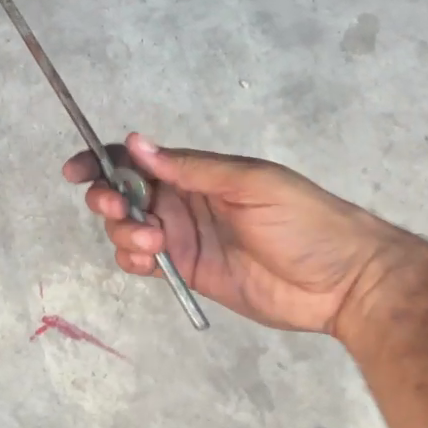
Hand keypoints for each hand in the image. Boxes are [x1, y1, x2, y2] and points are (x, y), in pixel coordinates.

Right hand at [64, 134, 423, 334]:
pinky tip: (148, 262)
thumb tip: (136, 142)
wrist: (351, 285)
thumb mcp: (253, 184)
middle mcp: (179, 202)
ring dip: (124, 233)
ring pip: (124, 228)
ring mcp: (180, 237)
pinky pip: (140, 261)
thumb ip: (192, 168)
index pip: (134, 161)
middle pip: (119, 194)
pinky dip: (132, 259)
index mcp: (193, 175)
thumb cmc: (308, 223)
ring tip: (154, 245)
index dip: (99, 162)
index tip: (75, 172)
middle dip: (107, 200)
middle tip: (119, 212)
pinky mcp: (185, 270)